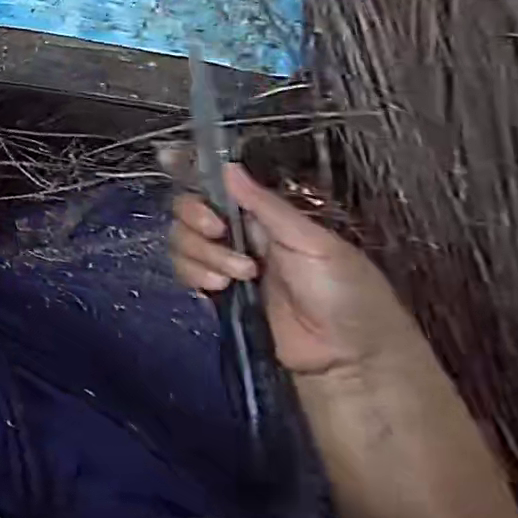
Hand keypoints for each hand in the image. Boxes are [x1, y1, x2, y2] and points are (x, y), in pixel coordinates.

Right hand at [170, 165, 421, 377]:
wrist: (348, 359)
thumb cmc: (344, 293)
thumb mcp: (313, 242)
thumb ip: (266, 205)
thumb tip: (228, 165)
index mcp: (262, 215)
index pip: (216, 184)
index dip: (189, 168)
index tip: (169, 158)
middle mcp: (236, 234)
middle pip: (187, 209)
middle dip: (195, 217)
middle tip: (218, 231)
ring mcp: (222, 263)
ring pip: (181, 239)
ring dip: (203, 253)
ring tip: (240, 275)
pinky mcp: (213, 292)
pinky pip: (183, 270)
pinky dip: (195, 274)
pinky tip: (221, 287)